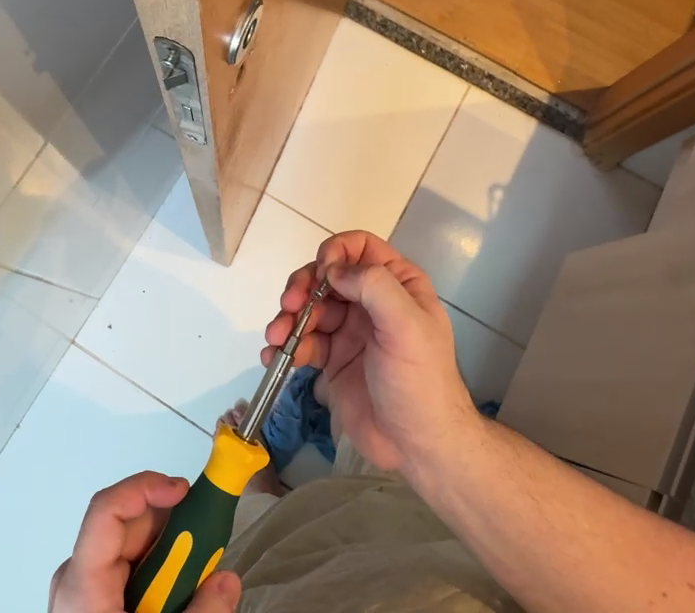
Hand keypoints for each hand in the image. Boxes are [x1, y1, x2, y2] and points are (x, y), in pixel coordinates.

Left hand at [49, 472, 240, 612]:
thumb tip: (228, 580)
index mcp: (83, 584)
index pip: (107, 509)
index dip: (146, 488)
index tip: (186, 493)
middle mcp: (76, 577)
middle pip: (128, 526)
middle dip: (173, 529)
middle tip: (208, 549)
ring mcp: (82, 590)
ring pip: (133, 548)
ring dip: (169, 557)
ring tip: (193, 586)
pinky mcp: (91, 603)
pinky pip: (128, 570)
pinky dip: (158, 576)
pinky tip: (175, 601)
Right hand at [260, 231, 477, 472]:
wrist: (417, 446)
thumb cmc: (420, 381)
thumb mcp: (407, 326)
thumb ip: (373, 287)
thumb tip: (332, 270)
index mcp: (397, 285)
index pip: (361, 247)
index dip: (336, 252)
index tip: (322, 275)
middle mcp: (371, 302)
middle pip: (326, 276)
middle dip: (303, 287)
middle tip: (289, 306)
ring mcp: (350, 331)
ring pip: (309, 308)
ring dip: (288, 318)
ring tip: (277, 339)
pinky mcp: (332, 360)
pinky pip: (302, 342)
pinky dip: (284, 346)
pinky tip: (274, 358)